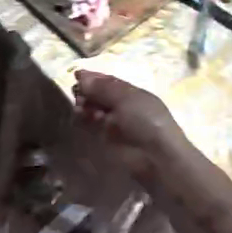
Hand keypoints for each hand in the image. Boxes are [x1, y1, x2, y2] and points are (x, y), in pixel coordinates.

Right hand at [71, 71, 190, 183]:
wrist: (155, 157)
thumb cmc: (146, 121)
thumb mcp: (127, 98)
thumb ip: (104, 88)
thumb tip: (81, 76)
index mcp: (134, 94)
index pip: (110, 83)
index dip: (94, 78)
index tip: (76, 75)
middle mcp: (124, 107)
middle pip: (101, 96)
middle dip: (88, 92)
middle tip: (77, 93)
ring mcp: (115, 125)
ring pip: (95, 111)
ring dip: (85, 106)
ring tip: (79, 106)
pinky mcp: (106, 141)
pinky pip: (92, 127)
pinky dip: (85, 120)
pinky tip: (80, 117)